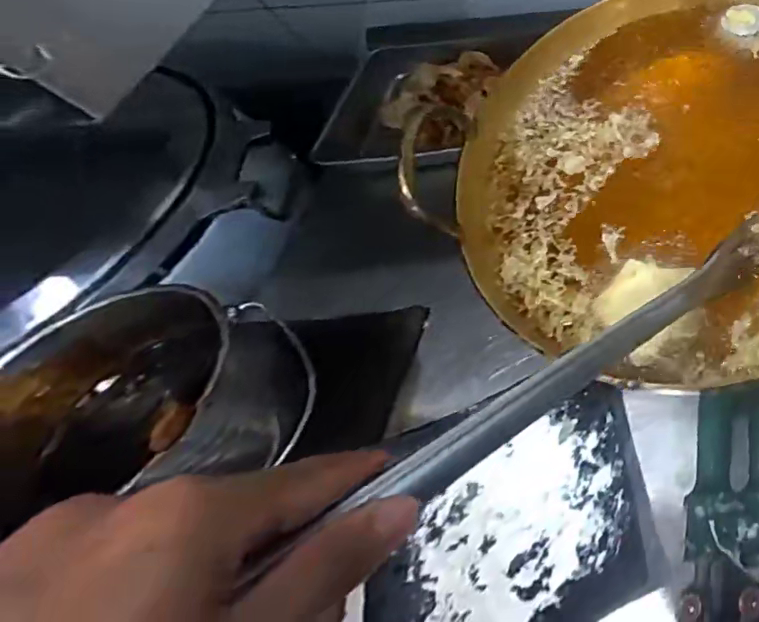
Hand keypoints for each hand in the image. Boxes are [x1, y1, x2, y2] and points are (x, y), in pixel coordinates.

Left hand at [0, 451, 417, 621]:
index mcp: (192, 510)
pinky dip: (117, 592)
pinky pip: (87, 567)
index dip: (363, 486)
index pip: (319, 474)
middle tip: (272, 606)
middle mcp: (116, 505)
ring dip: (188, 571)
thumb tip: (399, 507)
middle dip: (264, 547)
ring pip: (158, 538)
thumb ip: (328, 569)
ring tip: (188, 621)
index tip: (392, 498)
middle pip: (236, 508)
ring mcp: (28, 547)